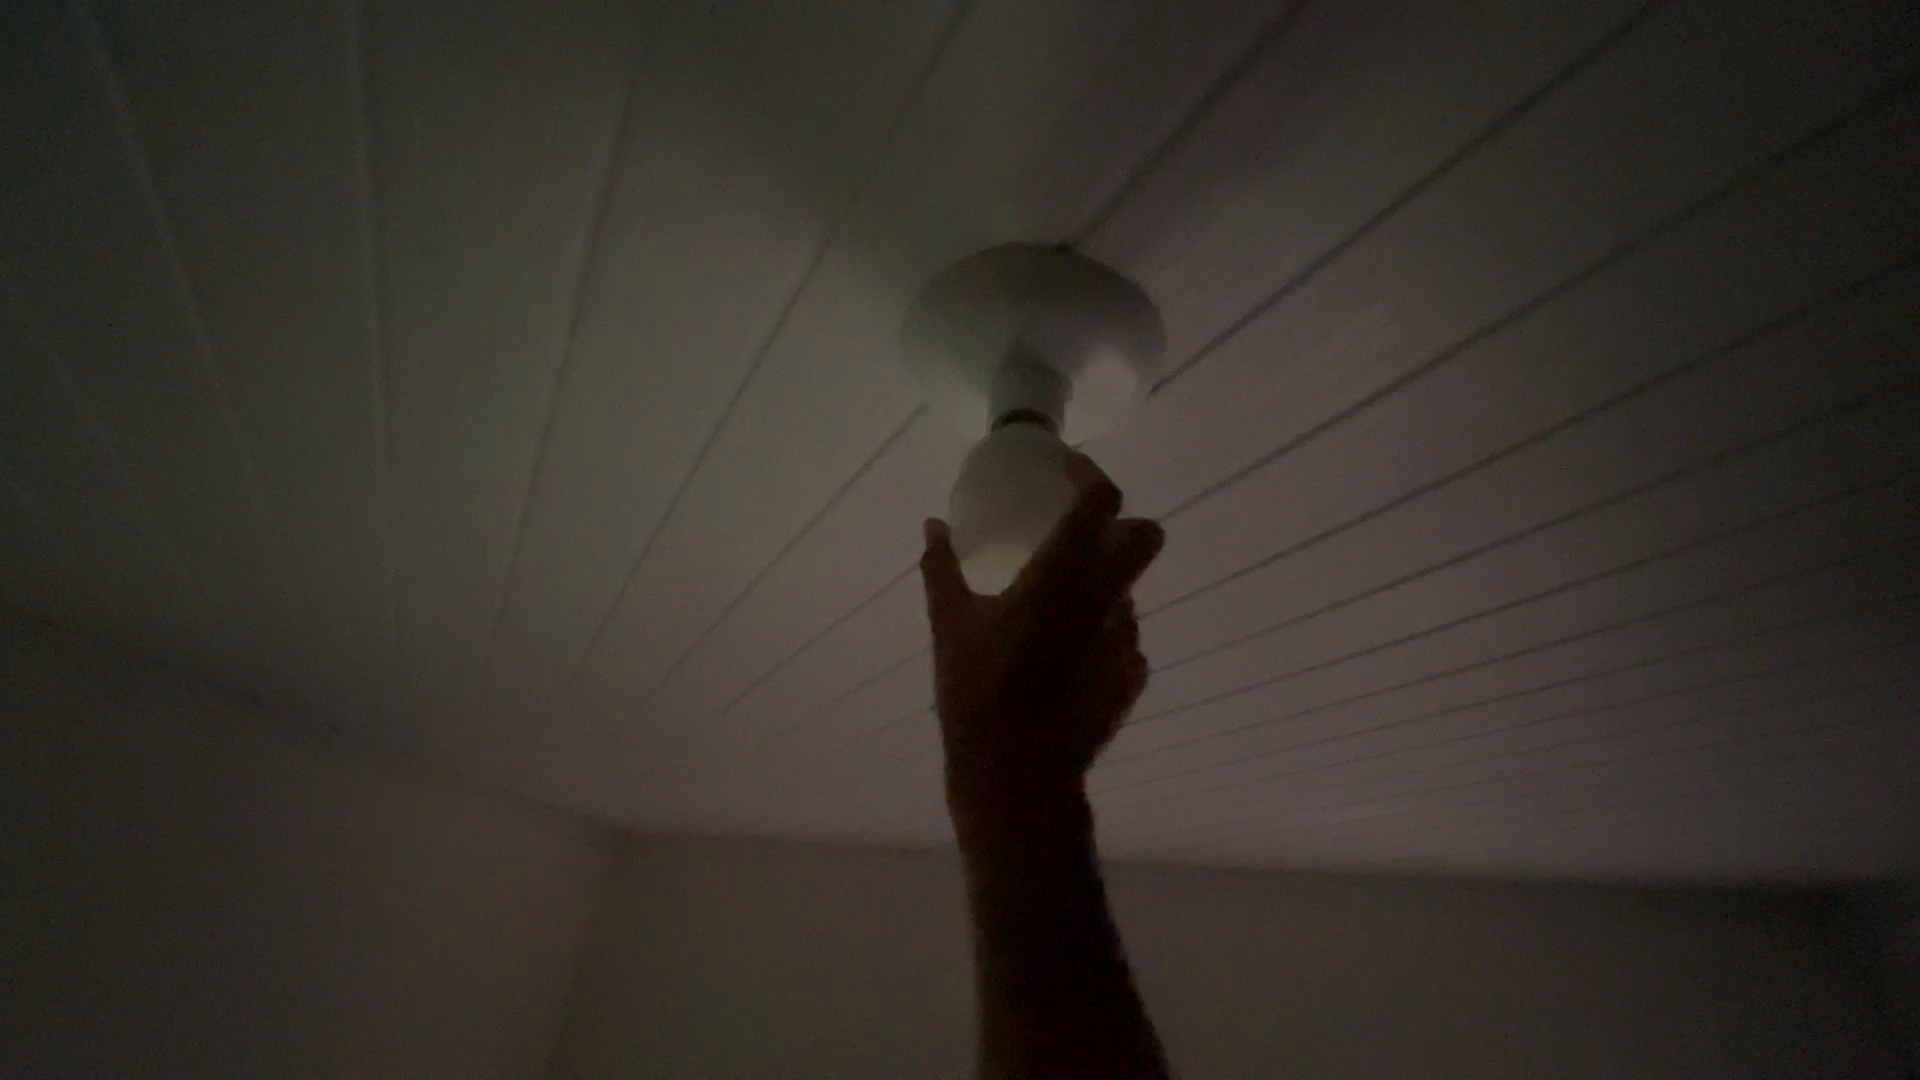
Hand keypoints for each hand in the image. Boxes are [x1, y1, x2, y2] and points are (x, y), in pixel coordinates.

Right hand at [919, 453, 1164, 818]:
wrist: (1016, 775)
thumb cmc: (975, 694)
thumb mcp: (949, 625)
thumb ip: (941, 567)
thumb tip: (933, 525)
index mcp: (1058, 578)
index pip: (1100, 502)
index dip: (1090, 473)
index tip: (1068, 470)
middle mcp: (1103, 601)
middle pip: (1146, 537)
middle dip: (1124, 526)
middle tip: (1084, 536)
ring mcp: (1125, 641)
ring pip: (1131, 591)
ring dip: (1104, 586)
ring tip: (1060, 609)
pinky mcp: (1132, 677)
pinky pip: (1124, 637)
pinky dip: (1102, 633)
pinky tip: (1069, 657)